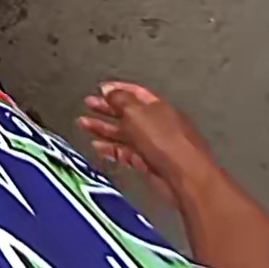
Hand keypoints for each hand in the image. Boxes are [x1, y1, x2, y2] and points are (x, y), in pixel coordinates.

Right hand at [77, 82, 219, 202]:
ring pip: (124, 133)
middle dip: (106, 109)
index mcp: (158, 107)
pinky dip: (112, 148)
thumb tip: (108, 89)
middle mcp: (158, 124)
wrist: (186, 179)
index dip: (116, 89)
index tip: (99, 88)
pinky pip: (127, 152)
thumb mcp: (135, 111)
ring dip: (103, 128)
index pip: (135, 92)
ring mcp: (155, 145)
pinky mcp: (150, 164)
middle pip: (127, 113)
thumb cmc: (164, 140)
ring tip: (83, 124)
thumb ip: (118, 98)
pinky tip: (98, 146)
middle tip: (88, 105)